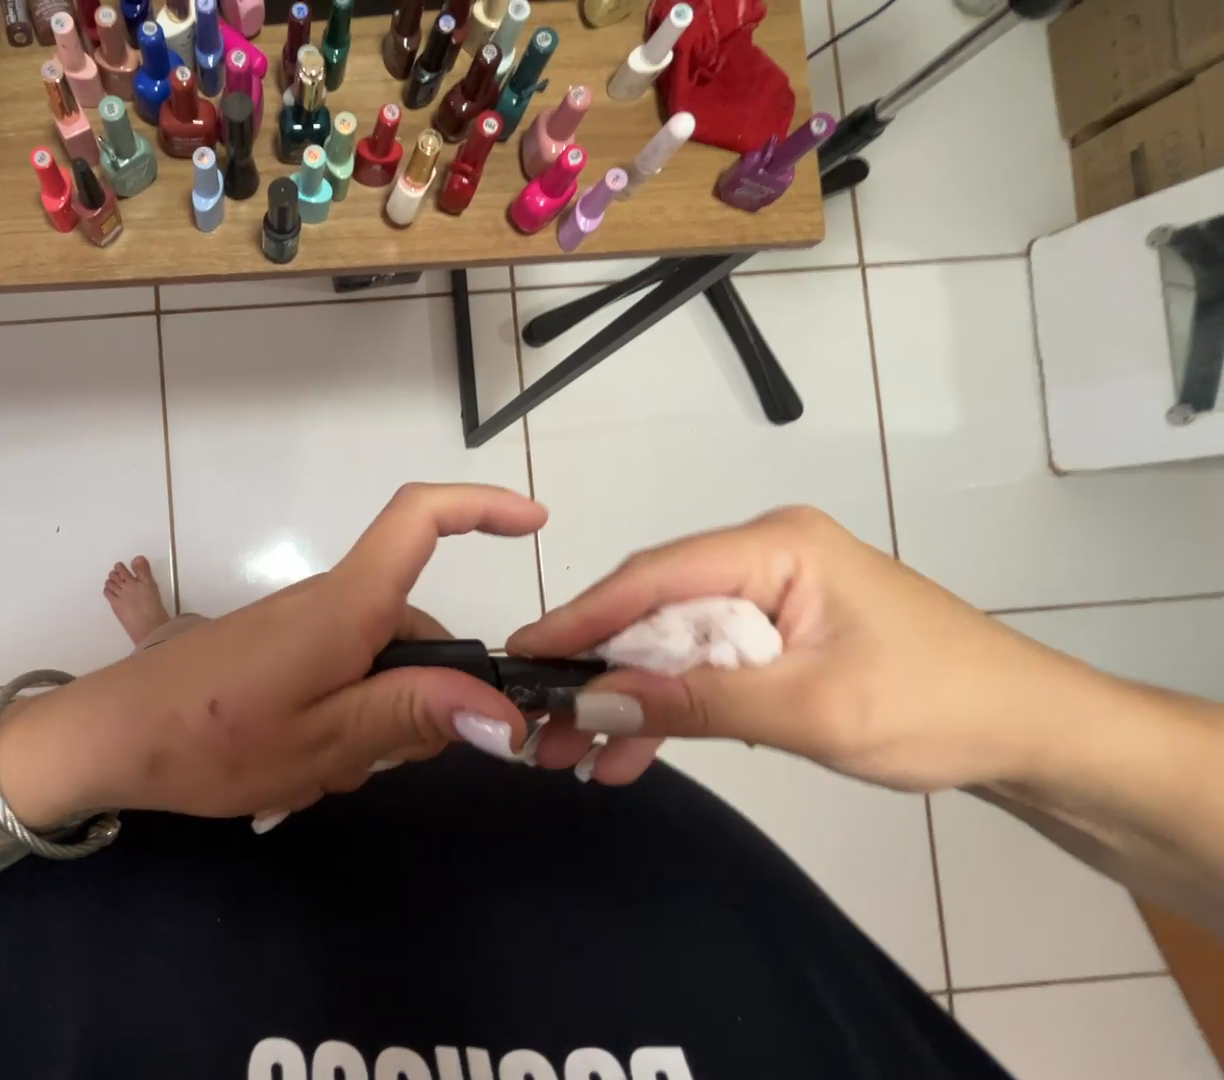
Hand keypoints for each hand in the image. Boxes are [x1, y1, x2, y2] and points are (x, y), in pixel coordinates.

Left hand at [7, 483, 546, 823]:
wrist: (110, 737)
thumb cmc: (211, 738)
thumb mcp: (324, 741)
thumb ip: (412, 715)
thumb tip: (504, 710)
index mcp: (344, 607)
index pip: (417, 521)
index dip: (481, 507)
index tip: (535, 524)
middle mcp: (326, 604)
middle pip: (413, 626)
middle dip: (424, 695)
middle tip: (381, 763)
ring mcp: (298, 628)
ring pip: (377, 664)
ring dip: (373, 722)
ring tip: (317, 773)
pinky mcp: (277, 652)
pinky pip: (339, 676)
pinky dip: (340, 722)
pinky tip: (297, 765)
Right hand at [507, 506, 1098, 792]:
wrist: (1041, 739)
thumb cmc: (940, 708)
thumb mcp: (809, 710)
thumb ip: (692, 701)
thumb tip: (587, 702)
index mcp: (774, 547)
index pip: (653, 578)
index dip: (581, 617)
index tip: (522, 652)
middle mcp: (757, 558)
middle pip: (649, 612)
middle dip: (596, 671)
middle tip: (541, 720)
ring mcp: (759, 596)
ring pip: (664, 644)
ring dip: (624, 699)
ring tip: (572, 752)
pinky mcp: (765, 634)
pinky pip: (695, 666)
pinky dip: (665, 708)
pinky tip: (626, 752)